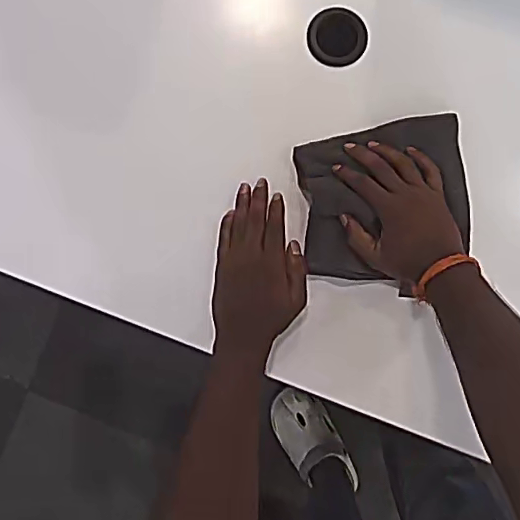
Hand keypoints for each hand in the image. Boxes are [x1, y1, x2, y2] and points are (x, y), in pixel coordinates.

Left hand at [213, 179, 307, 364]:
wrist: (242, 335)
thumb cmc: (269, 319)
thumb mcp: (296, 299)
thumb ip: (296, 270)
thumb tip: (294, 247)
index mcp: (272, 262)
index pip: (274, 227)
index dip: (275, 209)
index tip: (276, 196)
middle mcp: (252, 257)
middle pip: (255, 220)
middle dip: (258, 199)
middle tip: (260, 184)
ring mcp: (235, 259)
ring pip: (238, 225)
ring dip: (241, 205)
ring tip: (244, 190)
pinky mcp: (222, 265)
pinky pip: (224, 238)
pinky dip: (226, 224)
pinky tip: (230, 214)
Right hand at [333, 143, 465, 289]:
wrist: (442, 268)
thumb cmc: (409, 263)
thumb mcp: (375, 256)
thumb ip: (356, 236)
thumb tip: (345, 217)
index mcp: (389, 208)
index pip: (363, 183)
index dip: (348, 173)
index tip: (337, 167)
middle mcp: (406, 195)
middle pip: (380, 167)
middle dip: (362, 155)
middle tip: (350, 147)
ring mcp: (423, 193)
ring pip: (404, 163)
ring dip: (387, 151)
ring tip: (375, 144)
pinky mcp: (437, 196)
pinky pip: (431, 171)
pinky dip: (421, 158)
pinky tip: (411, 151)